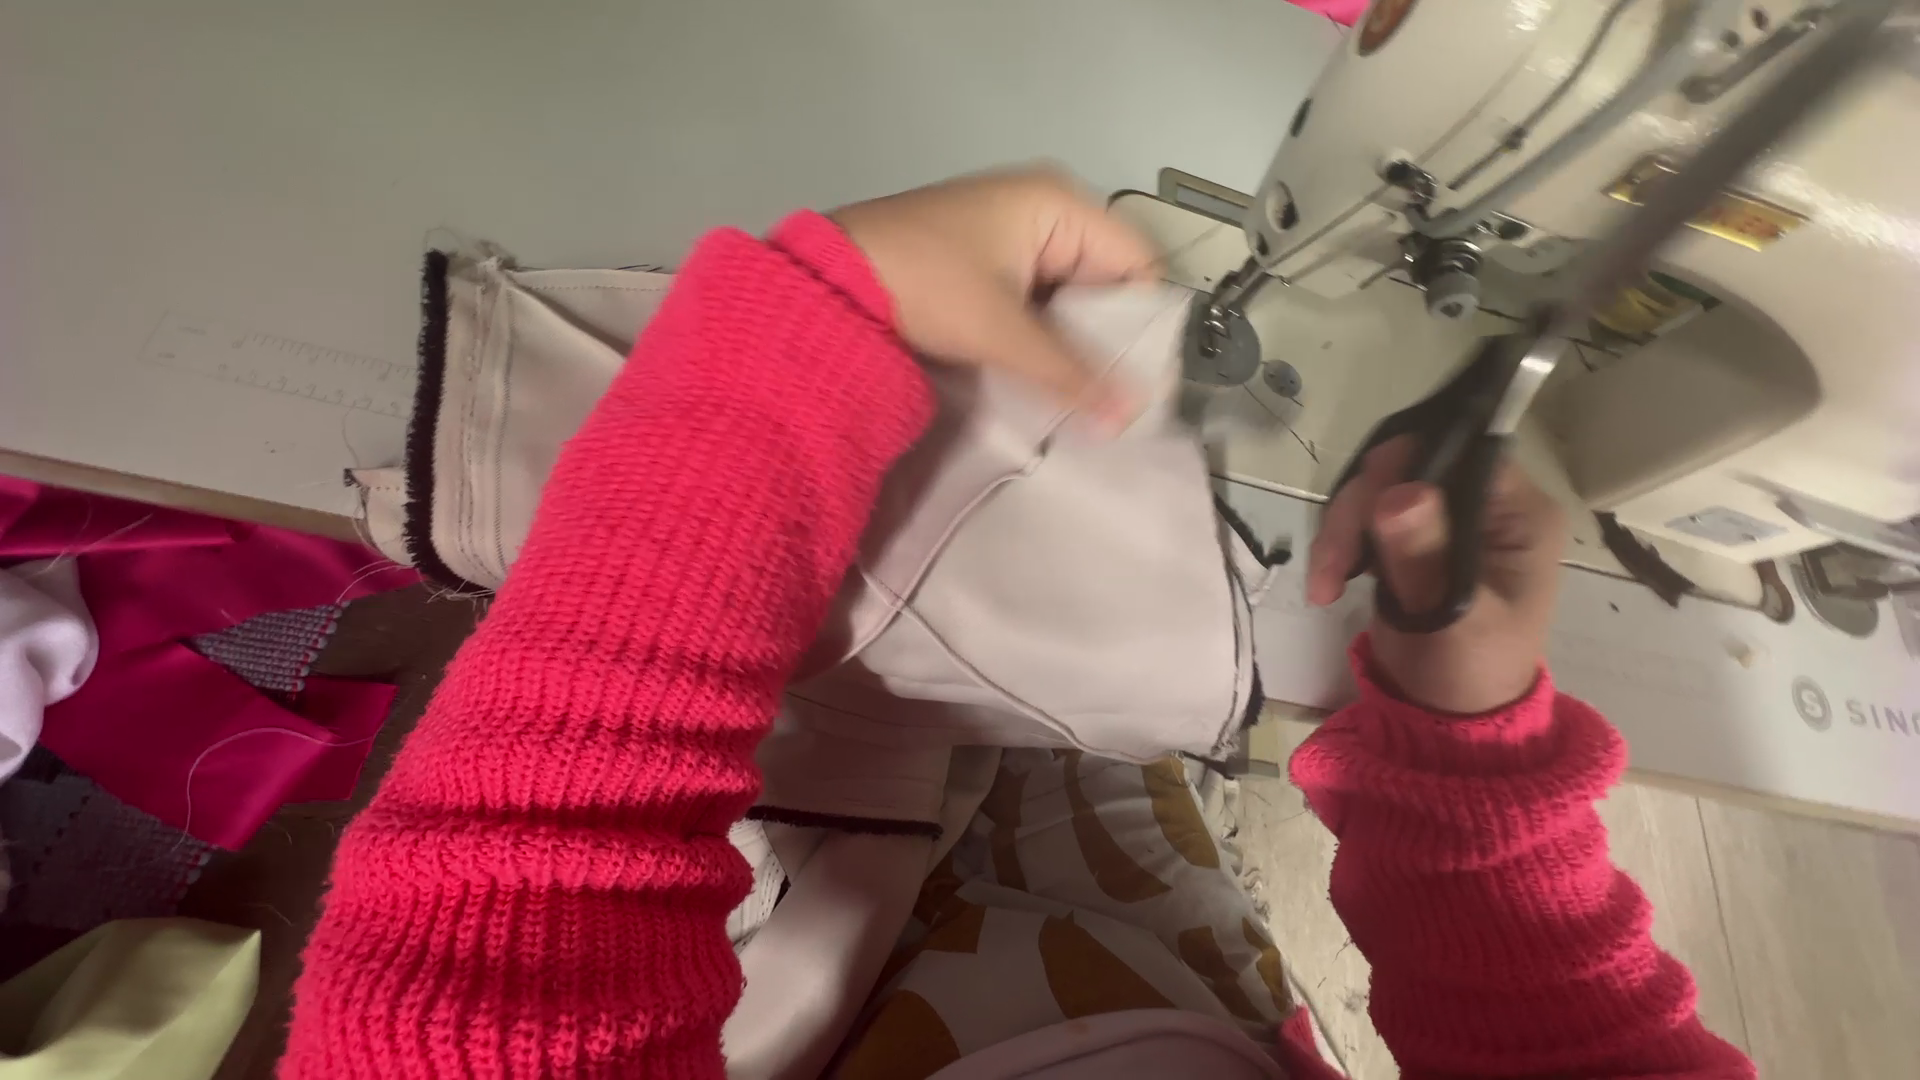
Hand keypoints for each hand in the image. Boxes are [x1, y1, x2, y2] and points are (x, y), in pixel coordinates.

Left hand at [832, 166, 1159, 427]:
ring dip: (1071, 347)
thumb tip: (1127, 417)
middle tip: (1112, 403)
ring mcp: (1015, 239)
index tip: (1140, 384)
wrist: (832, 279)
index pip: (1137, 263)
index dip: (1143, 324)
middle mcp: (1046, 212)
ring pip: (1069, 301)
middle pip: (1105, 284)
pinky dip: (1041, 341)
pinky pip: (1036, 306)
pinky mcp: (989, 268)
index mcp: (1061, 203)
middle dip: (1106, 341)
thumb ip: (1068, 372)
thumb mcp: (1001, 329)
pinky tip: (1044, 379)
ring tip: (1082, 401)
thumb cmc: (925, 283)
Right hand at [1306, 437, 1566, 714]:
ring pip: (1374, 491)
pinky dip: (1336, 546)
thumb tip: (1401, 493)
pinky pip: (1361, 517)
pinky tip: (1328, 583)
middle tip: (1332, 565)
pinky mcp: (1408, 536)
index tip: (1360, 509)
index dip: (1404, 467)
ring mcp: (1443, 519)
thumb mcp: (1452, 617)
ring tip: (1325, 584)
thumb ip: (1425, 554)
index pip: (1459, 455)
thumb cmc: (1468, 670)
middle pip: (1405, 468)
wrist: (1444, 712)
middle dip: (1357, 512)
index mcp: (1517, 513)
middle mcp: (1483, 504)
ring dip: (1339, 534)